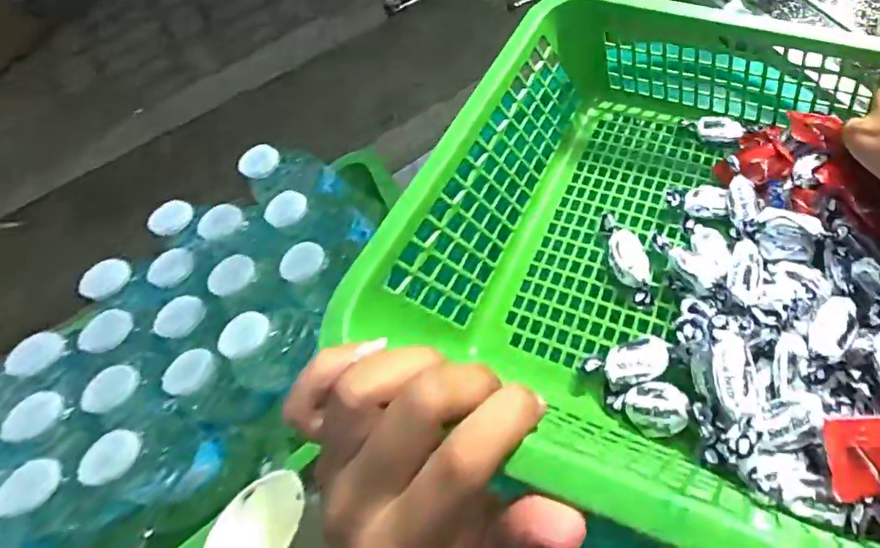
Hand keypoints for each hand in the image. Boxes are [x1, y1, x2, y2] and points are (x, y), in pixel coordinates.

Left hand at [285, 343, 585, 547]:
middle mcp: (360, 496)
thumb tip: (573, 523)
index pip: (460, 461)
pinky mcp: (311, 444)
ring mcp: (330, 466)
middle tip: (493, 394)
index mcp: (407, 533)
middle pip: (419, 405)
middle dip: (475, 382)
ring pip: (361, 387)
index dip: (508, 416)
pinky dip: (341, 360)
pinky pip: (306, 394)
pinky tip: (381, 349)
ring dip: (418, 364)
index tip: (533, 407)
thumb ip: (522, 532)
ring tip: (446, 375)